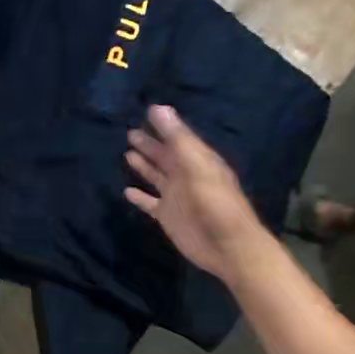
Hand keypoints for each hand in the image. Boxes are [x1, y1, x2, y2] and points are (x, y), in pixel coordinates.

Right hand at [124, 104, 271, 282]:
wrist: (227, 245)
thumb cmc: (216, 202)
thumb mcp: (197, 165)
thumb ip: (177, 138)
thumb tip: (158, 108)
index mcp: (197, 160)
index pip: (177, 138)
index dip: (164, 125)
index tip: (147, 110)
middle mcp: (185, 175)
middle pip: (164, 156)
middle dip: (150, 144)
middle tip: (131, 133)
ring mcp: (176, 196)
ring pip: (156, 176)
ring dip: (144, 165)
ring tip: (128, 153)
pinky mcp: (168, 216)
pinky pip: (150, 203)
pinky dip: (140, 197)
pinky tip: (127, 191)